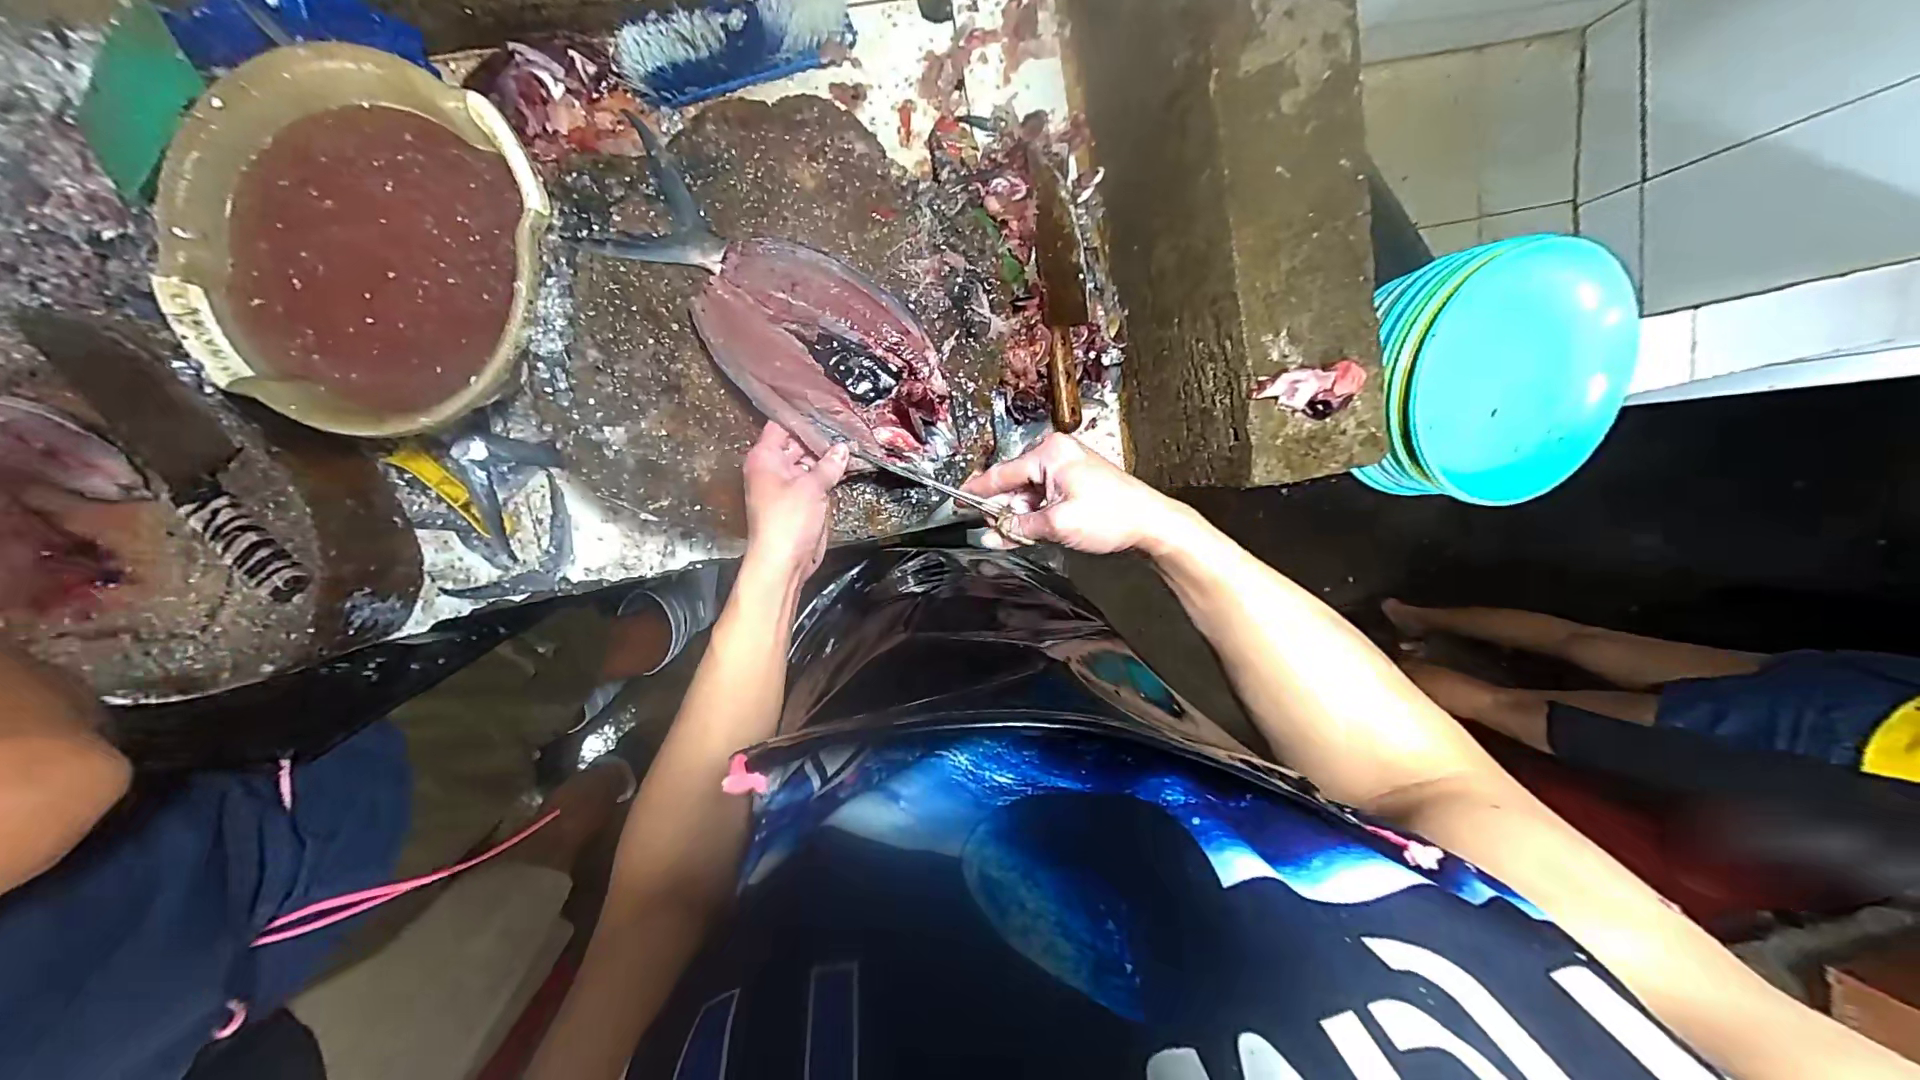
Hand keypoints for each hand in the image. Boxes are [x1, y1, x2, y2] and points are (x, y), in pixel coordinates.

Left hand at [740, 421, 848, 590]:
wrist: (783, 560)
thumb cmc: (787, 520)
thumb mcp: (812, 486)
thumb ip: (829, 464)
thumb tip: (843, 449)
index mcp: (765, 458)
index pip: (780, 426)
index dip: (801, 417)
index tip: (824, 408)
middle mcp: (772, 469)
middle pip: (795, 444)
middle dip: (818, 438)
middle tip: (844, 426)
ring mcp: (786, 486)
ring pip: (807, 463)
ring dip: (826, 457)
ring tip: (849, 443)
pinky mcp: (799, 502)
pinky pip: (814, 481)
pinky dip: (827, 475)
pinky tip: (846, 466)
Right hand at [960, 433, 1195, 555]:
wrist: (1150, 523)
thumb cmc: (1114, 515)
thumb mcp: (1057, 524)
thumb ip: (1018, 527)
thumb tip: (992, 533)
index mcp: (1051, 453)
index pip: (1002, 473)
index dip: (977, 491)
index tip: (958, 500)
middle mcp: (1056, 453)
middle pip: (1013, 484)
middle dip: (1005, 511)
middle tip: (998, 534)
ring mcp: (1065, 466)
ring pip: (1026, 494)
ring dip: (1021, 517)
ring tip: (1022, 536)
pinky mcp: (1072, 480)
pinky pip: (1042, 497)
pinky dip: (1035, 515)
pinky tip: (1032, 531)